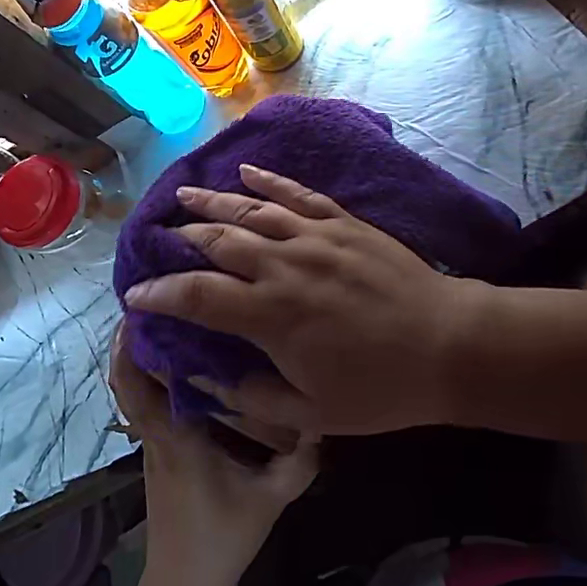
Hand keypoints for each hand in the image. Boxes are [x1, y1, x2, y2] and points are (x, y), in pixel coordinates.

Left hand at [110, 330, 317, 585]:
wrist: (187, 580)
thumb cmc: (224, 537)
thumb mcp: (270, 497)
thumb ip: (300, 459)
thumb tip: (322, 415)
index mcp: (175, 436)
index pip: (139, 384)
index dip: (134, 344)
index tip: (150, 305)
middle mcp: (155, 430)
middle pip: (124, 378)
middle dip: (130, 337)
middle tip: (154, 300)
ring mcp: (151, 439)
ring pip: (130, 388)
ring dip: (135, 353)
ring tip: (163, 317)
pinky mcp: (155, 447)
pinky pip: (142, 400)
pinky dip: (145, 374)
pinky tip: (175, 358)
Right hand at [123, 163, 481, 434]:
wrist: (451, 346)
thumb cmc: (381, 387)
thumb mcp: (313, 412)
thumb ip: (252, 396)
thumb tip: (204, 380)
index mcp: (271, 314)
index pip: (195, 296)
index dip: (158, 294)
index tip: (135, 295)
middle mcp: (283, 265)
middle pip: (215, 241)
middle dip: (178, 240)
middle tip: (158, 242)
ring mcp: (314, 236)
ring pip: (249, 210)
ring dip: (211, 202)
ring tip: (182, 197)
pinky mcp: (342, 222)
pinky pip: (297, 193)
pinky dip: (269, 181)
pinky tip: (246, 172)